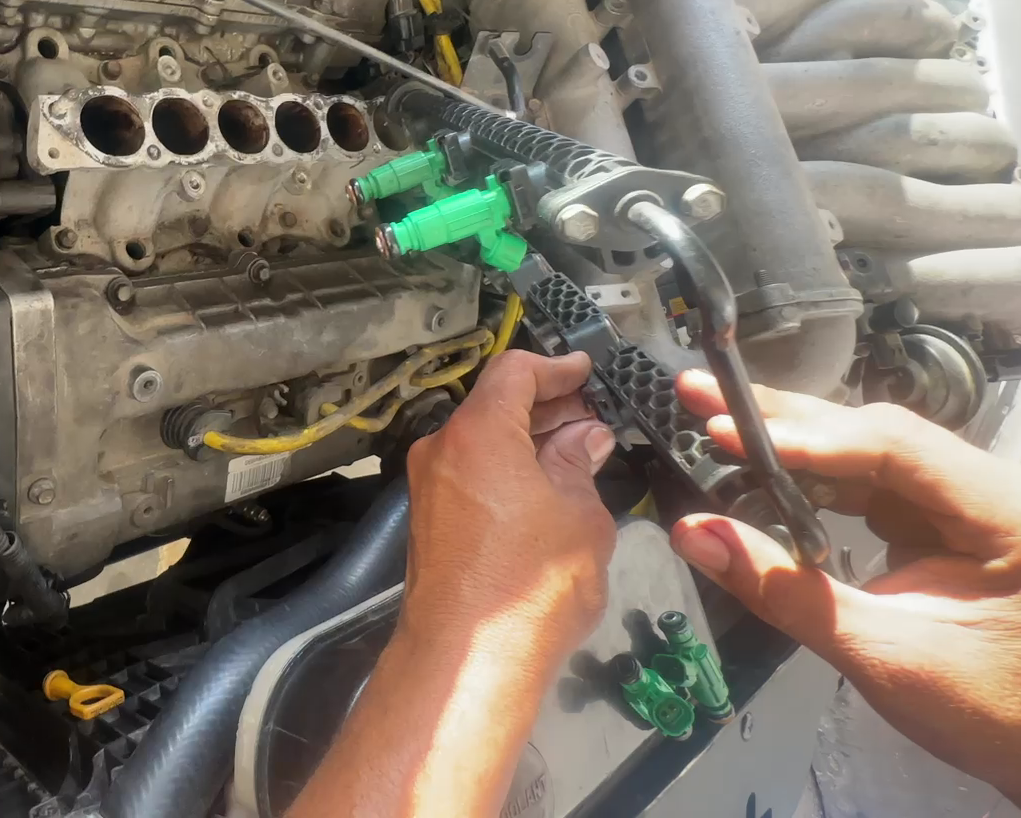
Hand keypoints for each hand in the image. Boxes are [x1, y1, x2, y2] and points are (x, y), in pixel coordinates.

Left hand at [402, 350, 617, 659]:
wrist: (467, 655)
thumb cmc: (530, 583)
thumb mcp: (578, 515)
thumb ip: (578, 464)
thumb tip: (585, 437)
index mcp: (476, 432)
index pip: (513, 372)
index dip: (554, 366)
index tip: (584, 369)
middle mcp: (441, 447)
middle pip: (494, 404)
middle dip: (546, 406)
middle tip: (593, 417)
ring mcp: (428, 481)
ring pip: (481, 439)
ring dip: (526, 438)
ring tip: (577, 450)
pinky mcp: (427, 513)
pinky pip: (469, 470)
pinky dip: (504, 465)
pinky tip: (542, 484)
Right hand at [671, 372, 1020, 817]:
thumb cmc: (1010, 721)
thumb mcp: (886, 658)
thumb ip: (784, 591)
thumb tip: (689, 532)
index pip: (898, 450)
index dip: (803, 437)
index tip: (719, 431)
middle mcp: (1014, 491)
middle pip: (879, 435)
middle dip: (783, 419)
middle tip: (698, 393)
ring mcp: (988, 499)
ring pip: (870, 450)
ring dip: (790, 441)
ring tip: (716, 422)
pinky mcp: (961, 515)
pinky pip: (874, 480)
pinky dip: (813, 475)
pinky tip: (763, 465)